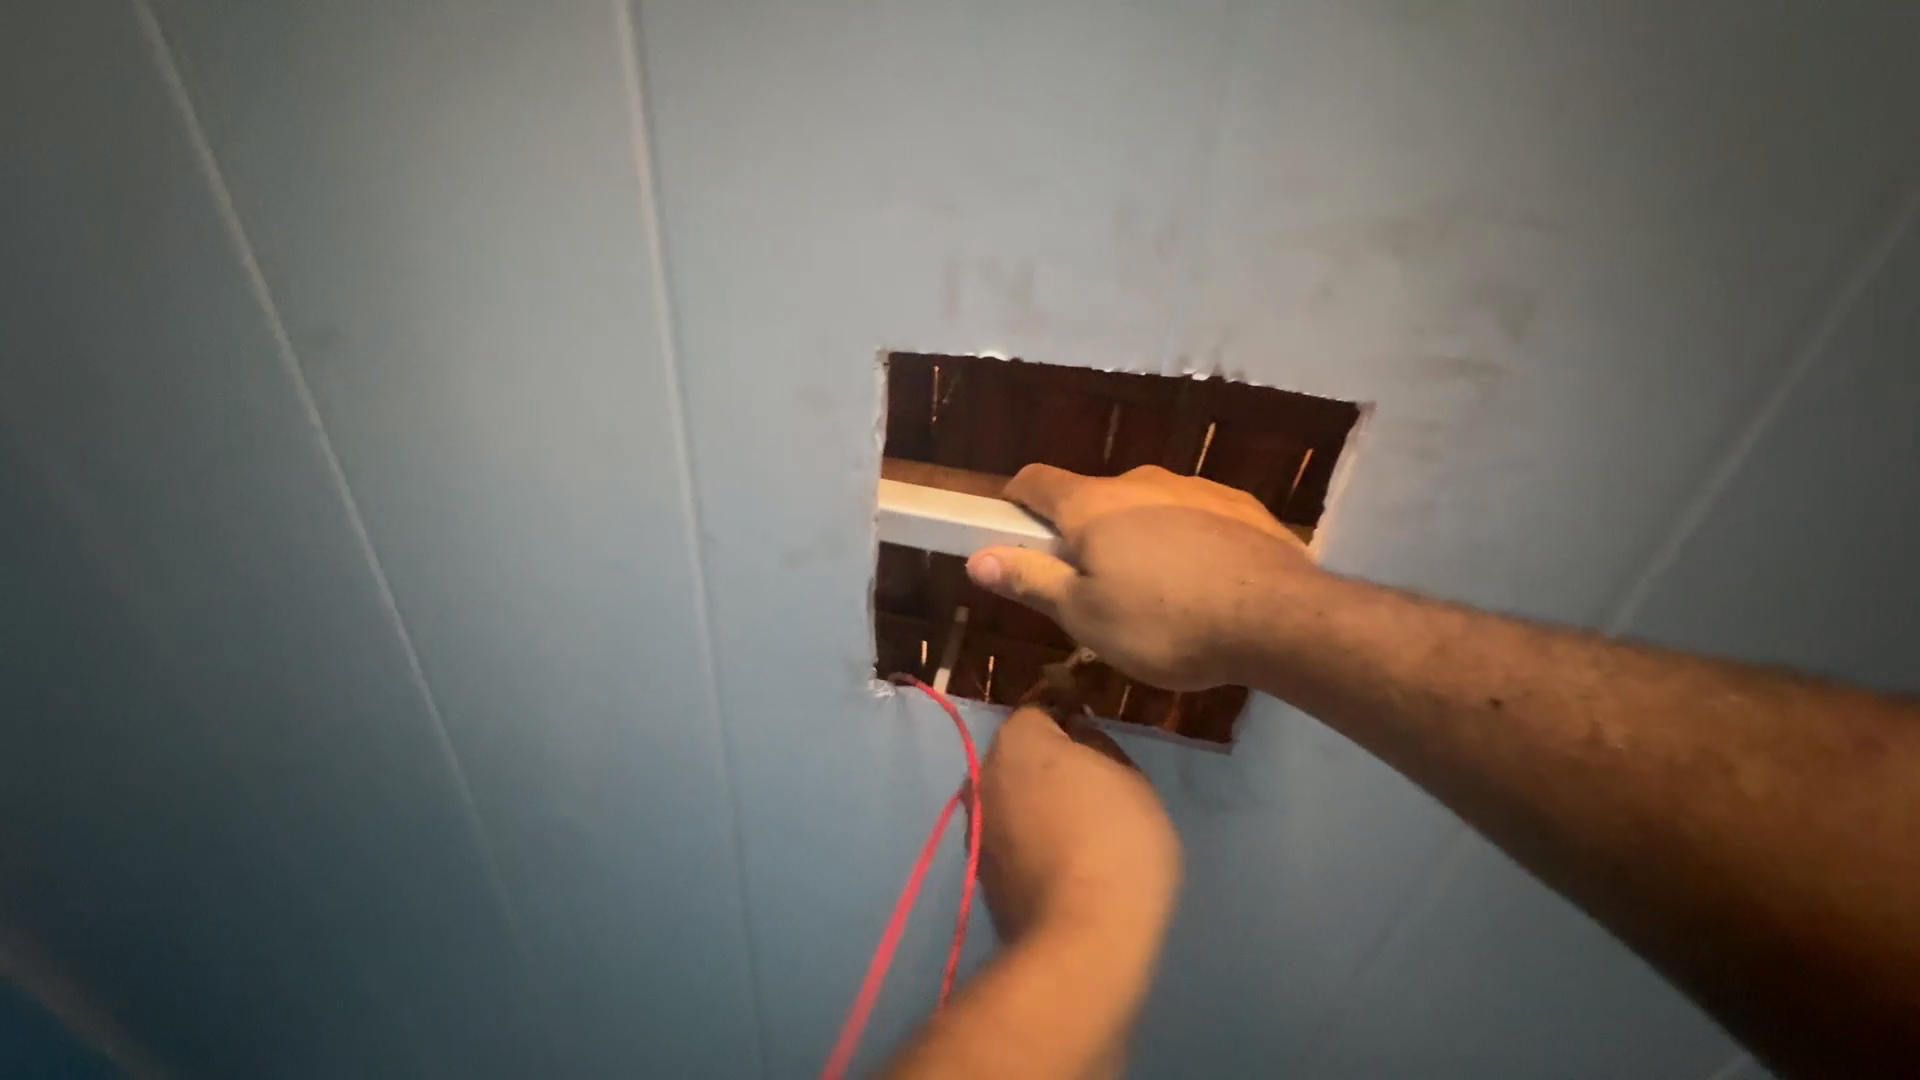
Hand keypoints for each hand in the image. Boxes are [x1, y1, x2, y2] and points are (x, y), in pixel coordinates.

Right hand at [967, 464, 1319, 690]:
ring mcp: (1194, 488)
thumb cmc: (1166, 622)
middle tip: (1090, 587)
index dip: (1014, 500)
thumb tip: (976, 557)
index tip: (1012, 529)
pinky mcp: (1239, 504)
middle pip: (1092, 499)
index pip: (1035, 480)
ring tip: (1155, 593)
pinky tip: (1202, 581)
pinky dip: (1181, 539)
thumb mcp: (1085, 615)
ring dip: (1135, 537)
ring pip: (1145, 507)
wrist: (1282, 619)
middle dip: (1081, 533)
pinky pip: (1191, 516)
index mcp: (1092, 506)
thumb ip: (1031, 580)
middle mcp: (1140, 482)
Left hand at [978, 704, 1180, 942]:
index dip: (1070, 727)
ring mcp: (976, 824)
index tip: (1098, 752)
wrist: (1083, 937)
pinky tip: (1061, 865)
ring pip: (1011, 798)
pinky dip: (1028, 843)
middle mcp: (983, 774)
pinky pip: (1008, 838)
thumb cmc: (1116, 840)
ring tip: (1077, 835)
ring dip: (1034, 806)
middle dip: (1048, 767)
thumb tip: (1079, 737)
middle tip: (1092, 793)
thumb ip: (1098, 746)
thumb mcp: (1131, 778)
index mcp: (1017, 739)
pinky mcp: (979, 870)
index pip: (1041, 713)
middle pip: (1019, 756)